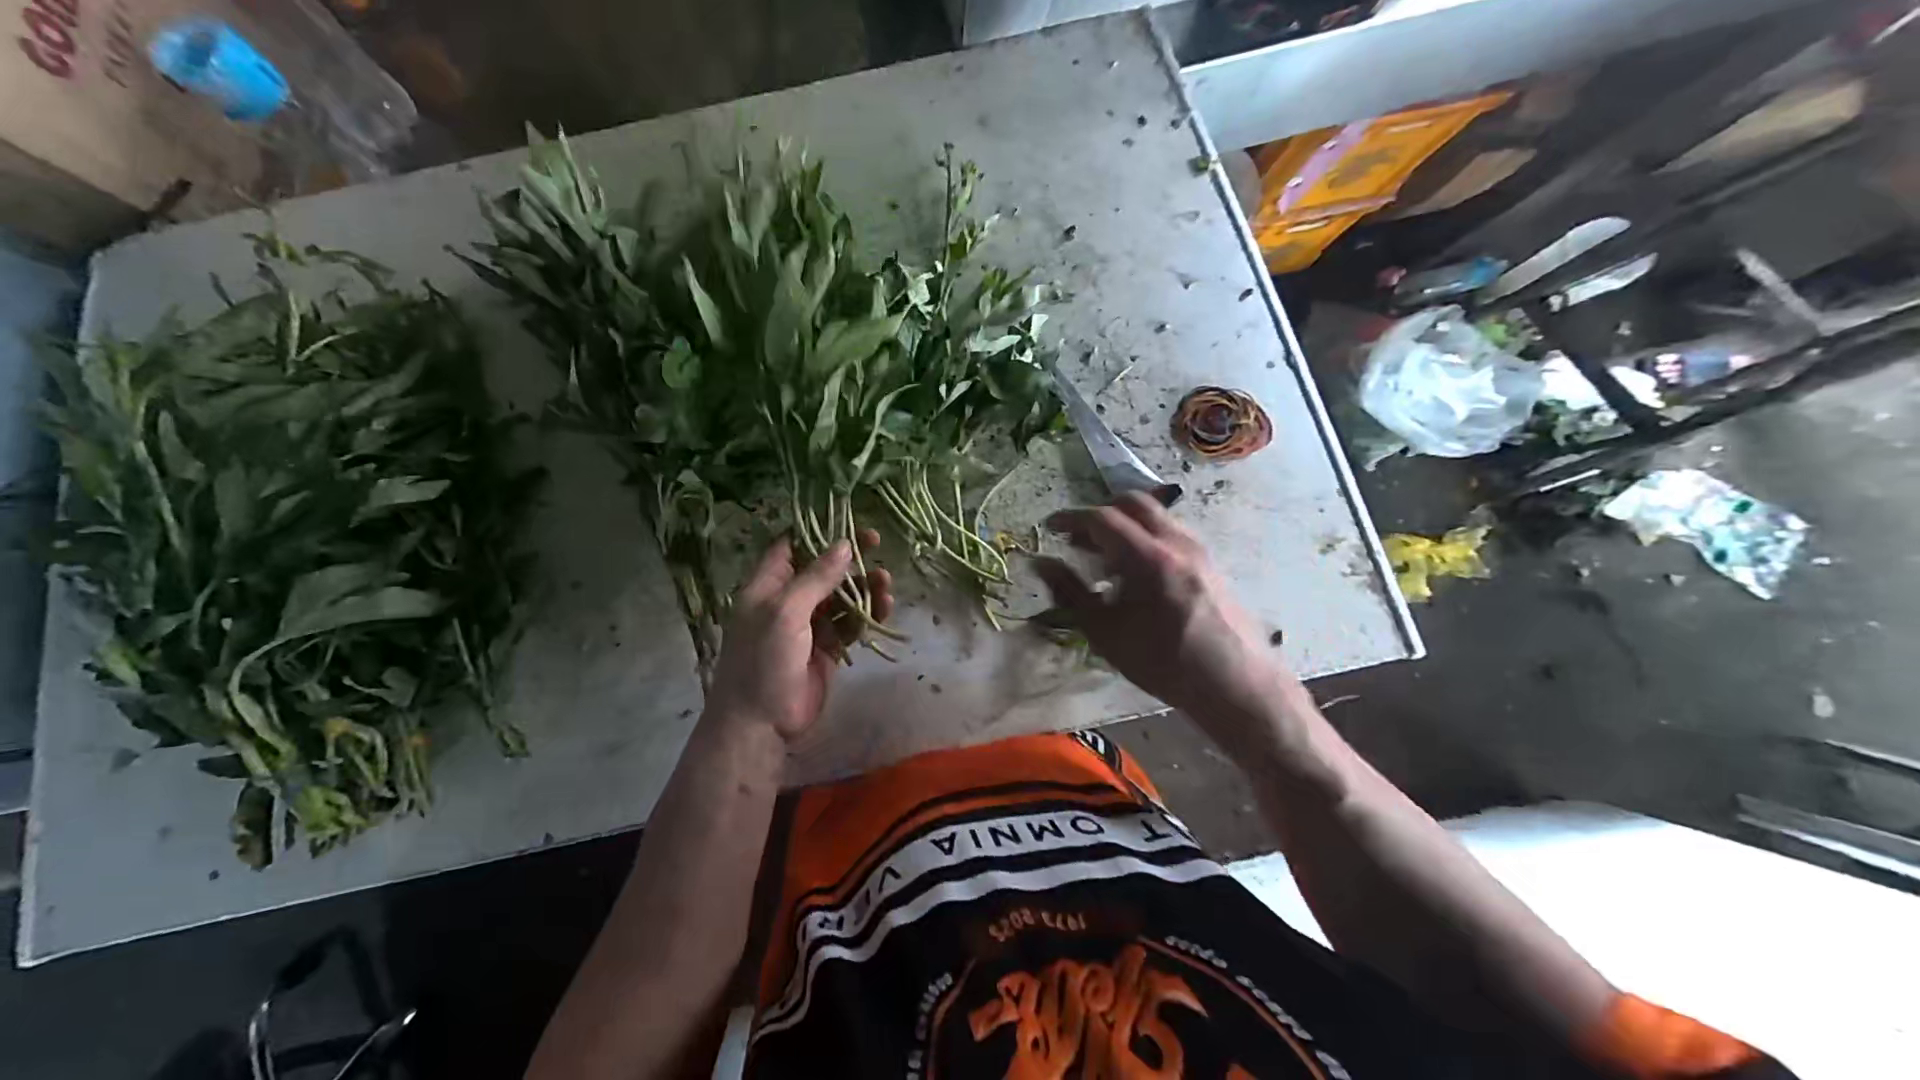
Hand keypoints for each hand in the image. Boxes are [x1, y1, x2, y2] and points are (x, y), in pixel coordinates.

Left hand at [704, 531, 893, 741]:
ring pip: (841, 596)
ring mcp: (809, 625)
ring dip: (863, 586)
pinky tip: (884, 607)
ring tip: (885, 581)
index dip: (817, 531)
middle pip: (822, 569)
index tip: (847, 519)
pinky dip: (867, 614)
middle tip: (877, 542)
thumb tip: (844, 544)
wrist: (761, 722)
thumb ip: (816, 578)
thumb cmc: (763, 660)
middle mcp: (788, 601)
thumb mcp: (785, 612)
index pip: (791, 546)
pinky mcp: (828, 648)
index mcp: (767, 586)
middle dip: (849, 556)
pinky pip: (851, 623)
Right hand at [1035, 493, 1284, 724]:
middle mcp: (1176, 542)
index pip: (1102, 518)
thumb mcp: (1107, 633)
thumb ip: (1071, 593)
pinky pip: (1171, 533)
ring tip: (1105, 560)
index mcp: (1148, 557)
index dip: (1071, 518)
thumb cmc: (1165, 663)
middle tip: (1078, 539)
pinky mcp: (1210, 563)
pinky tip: (1136, 574)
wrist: (1236, 685)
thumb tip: (1042, 563)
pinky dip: (1146, 537)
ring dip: (1125, 525)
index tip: (1050, 527)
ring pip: (1155, 516)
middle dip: (1100, 514)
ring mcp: (1198, 549)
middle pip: (1132, 503)